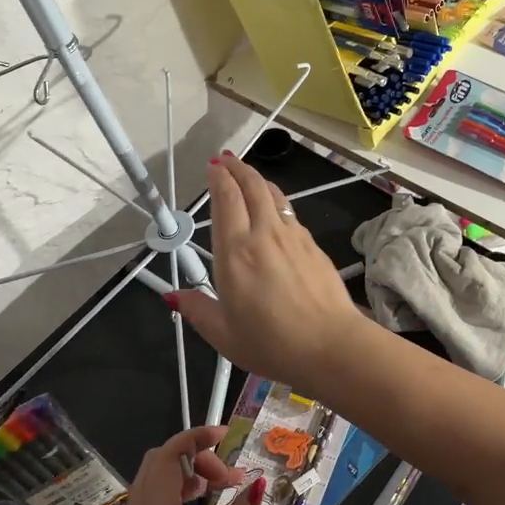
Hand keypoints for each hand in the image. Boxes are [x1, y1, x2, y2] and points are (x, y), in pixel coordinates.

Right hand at [170, 153, 374, 397]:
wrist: (330, 344)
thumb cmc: (271, 344)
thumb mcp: (223, 334)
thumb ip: (198, 310)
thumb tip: (174, 296)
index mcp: (235, 253)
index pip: (226, 201)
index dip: (220, 179)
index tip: (214, 166)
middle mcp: (265, 235)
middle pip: (253, 187)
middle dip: (238, 169)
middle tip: (227, 160)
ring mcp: (294, 237)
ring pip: (275, 196)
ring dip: (260, 181)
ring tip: (250, 177)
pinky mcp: (314, 245)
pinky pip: (291, 214)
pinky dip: (278, 202)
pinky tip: (276, 211)